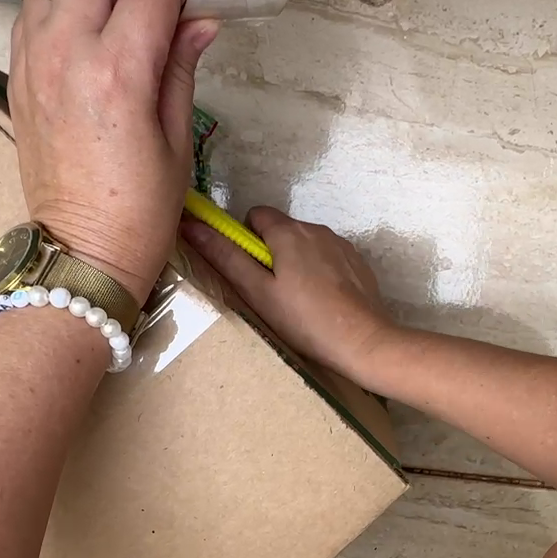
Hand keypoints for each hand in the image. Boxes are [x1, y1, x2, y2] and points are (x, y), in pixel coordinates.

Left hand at [9, 0, 218, 302]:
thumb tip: (200, 21)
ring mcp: (32, 54)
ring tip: (116, 0)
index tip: (188, 9)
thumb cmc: (143, 209)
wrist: (82, 249)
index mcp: (118, 73)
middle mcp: (67, 49)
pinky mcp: (15, 67)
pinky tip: (89, 31)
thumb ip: (182, 68)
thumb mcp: (179, 142)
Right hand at [180, 207, 400, 379]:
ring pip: (307, 246)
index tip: (249, 271)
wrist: (363, 342)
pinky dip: (321, 274)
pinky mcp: (359, 263)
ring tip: (300, 303)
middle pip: (282, 231)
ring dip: (297, 264)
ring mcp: (341, 245)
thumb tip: (193, 226)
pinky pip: (330, 259)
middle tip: (272, 294)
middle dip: (272, 255)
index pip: (255, 216)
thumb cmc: (306, 320)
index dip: (245, 240)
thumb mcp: (259, 292)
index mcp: (289, 232)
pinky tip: (324, 303)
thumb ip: (226, 257)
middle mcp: (317, 229)